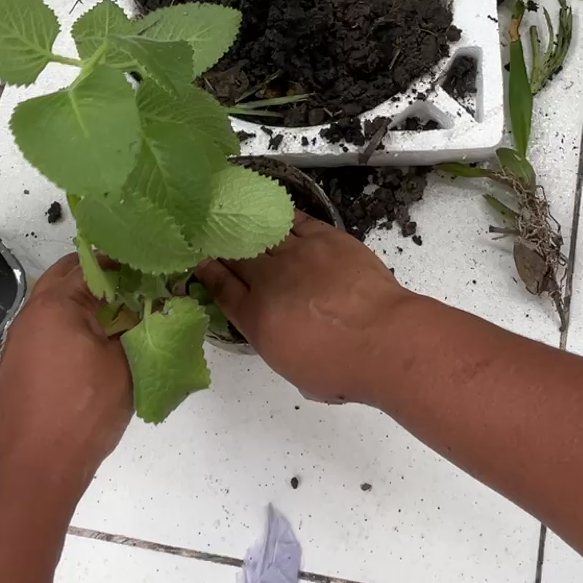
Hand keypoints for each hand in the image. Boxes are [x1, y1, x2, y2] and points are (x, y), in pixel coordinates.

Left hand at [0, 253, 132, 504]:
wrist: (31, 476)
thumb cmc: (83, 411)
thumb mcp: (126, 362)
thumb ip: (143, 325)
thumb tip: (159, 303)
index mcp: (55, 305)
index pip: (94, 264)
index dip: (128, 261)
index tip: (157, 264)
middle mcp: (31, 315)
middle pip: (68, 276)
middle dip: (104, 274)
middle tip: (142, 282)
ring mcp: (21, 342)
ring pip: (58, 303)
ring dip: (89, 299)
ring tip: (129, 310)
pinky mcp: (21, 367)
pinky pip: (51, 328)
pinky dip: (77, 323)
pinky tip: (105, 339)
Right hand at [194, 210, 422, 405]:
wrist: (382, 338)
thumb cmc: (341, 368)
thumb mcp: (292, 369)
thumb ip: (275, 342)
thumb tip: (278, 329)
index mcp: (257, 318)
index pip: (223, 290)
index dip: (209, 274)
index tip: (200, 262)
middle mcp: (270, 280)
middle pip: (238, 256)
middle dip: (223, 245)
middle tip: (213, 234)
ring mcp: (298, 254)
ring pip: (265, 235)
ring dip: (249, 227)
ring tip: (239, 218)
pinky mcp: (326, 237)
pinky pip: (297, 220)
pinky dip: (283, 216)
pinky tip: (276, 212)